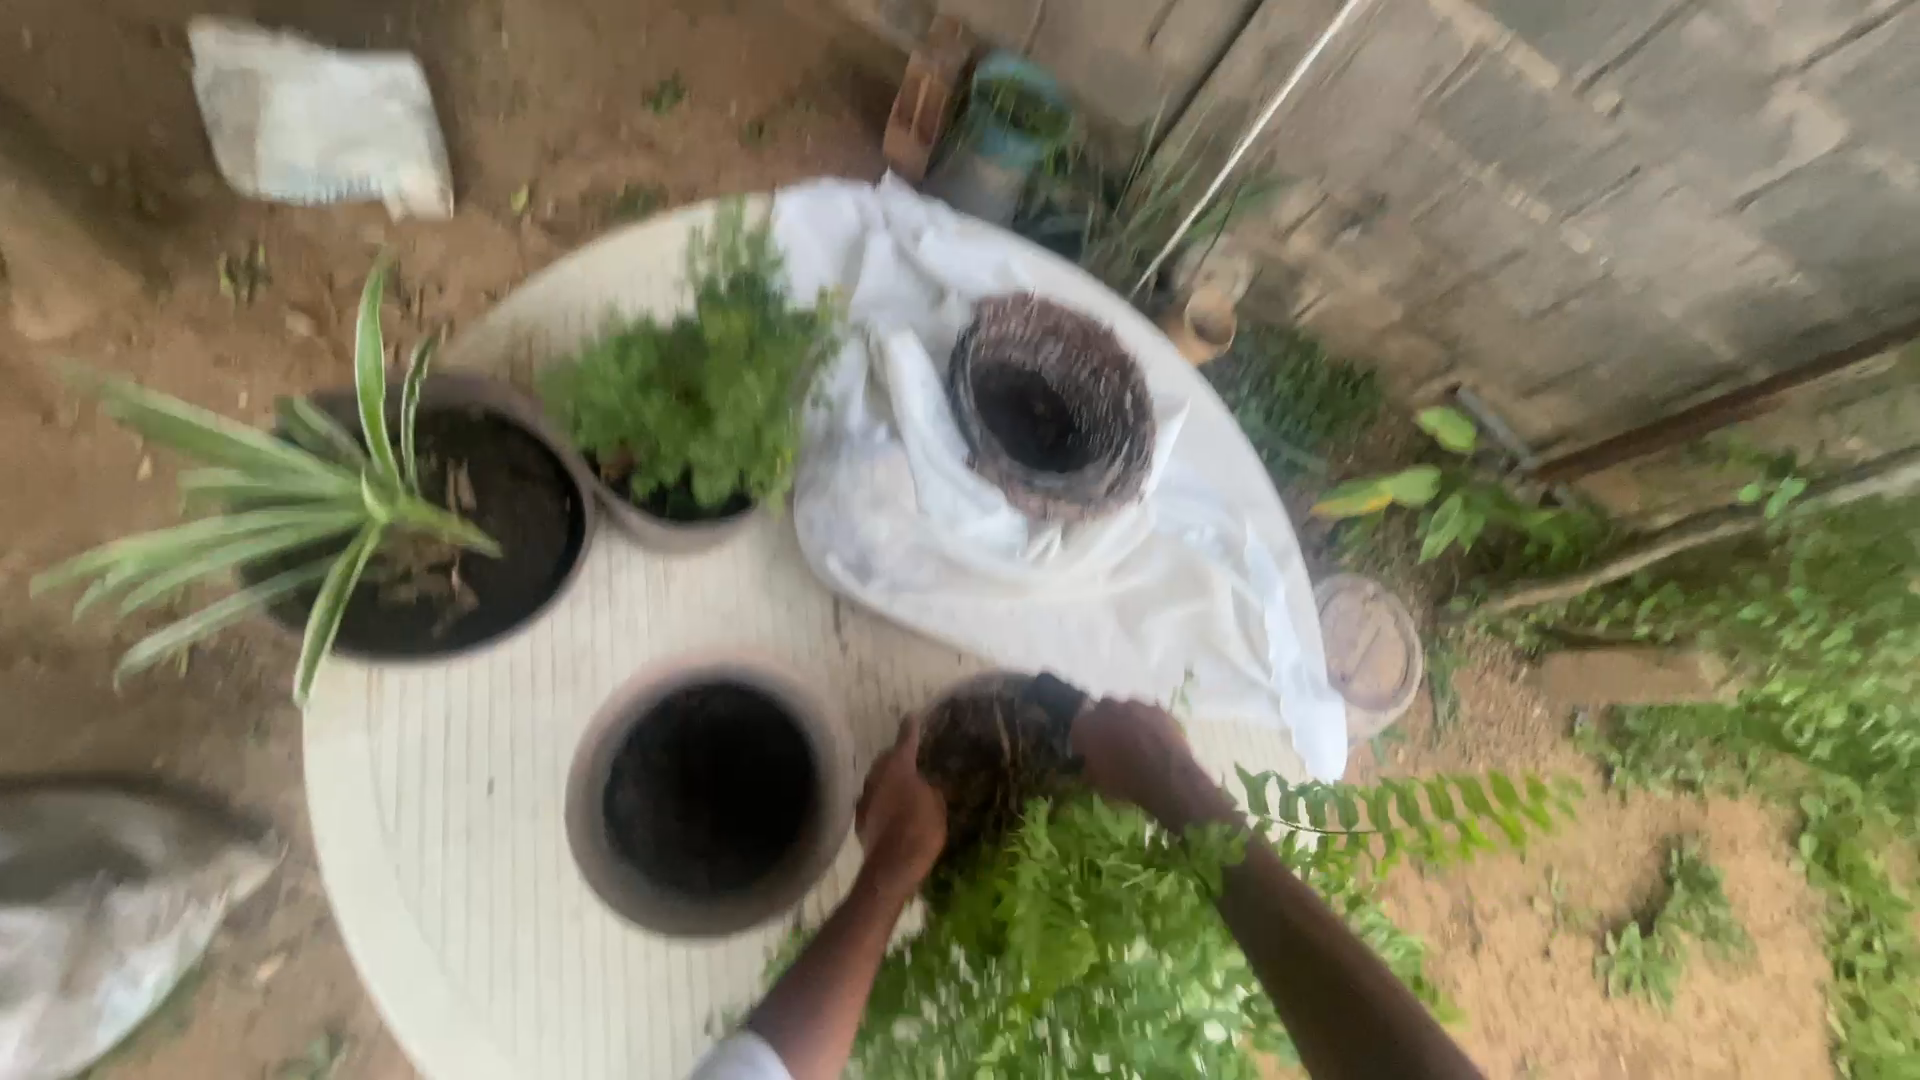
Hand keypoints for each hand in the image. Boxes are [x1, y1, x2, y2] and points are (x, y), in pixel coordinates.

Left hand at [855, 714, 946, 900]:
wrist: (892, 867)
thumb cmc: (921, 830)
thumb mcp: (937, 805)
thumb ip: (929, 789)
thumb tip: (923, 786)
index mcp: (899, 767)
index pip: (906, 740)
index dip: (910, 728)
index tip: (911, 716)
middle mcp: (877, 776)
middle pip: (886, 759)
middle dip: (897, 758)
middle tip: (911, 762)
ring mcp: (865, 797)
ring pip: (877, 780)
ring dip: (888, 781)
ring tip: (902, 789)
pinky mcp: (860, 818)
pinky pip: (873, 801)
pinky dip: (882, 801)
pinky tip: (892, 812)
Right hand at [1070, 698, 1233, 828]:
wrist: (1167, 779)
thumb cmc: (1127, 783)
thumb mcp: (1098, 783)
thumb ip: (1088, 768)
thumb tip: (1087, 765)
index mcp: (1086, 725)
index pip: (1078, 727)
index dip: (1083, 740)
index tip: (1089, 752)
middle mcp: (1107, 707)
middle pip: (1101, 710)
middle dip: (1105, 723)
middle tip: (1113, 743)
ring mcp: (1135, 704)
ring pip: (1126, 708)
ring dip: (1128, 720)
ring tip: (1137, 741)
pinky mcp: (1158, 709)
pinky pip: (1148, 713)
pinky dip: (1149, 723)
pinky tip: (1155, 739)